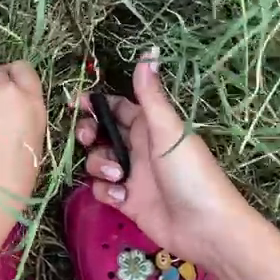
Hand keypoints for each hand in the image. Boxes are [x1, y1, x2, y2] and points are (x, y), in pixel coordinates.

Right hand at [75, 53, 249, 263]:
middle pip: (100, 133)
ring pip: (97, 160)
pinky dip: (106, 191)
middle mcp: (138, 147)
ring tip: (118, 177)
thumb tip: (149, 52)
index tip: (74, 102)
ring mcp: (131, 175)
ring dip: (99, 165)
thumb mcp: (168, 129)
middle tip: (87, 138)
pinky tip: (122, 197)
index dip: (95, 103)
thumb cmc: (190, 172)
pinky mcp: (126, 200)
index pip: (116, 107)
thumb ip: (150, 94)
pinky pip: (102, 189)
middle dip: (88, 134)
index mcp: (150, 125)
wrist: (205, 227)